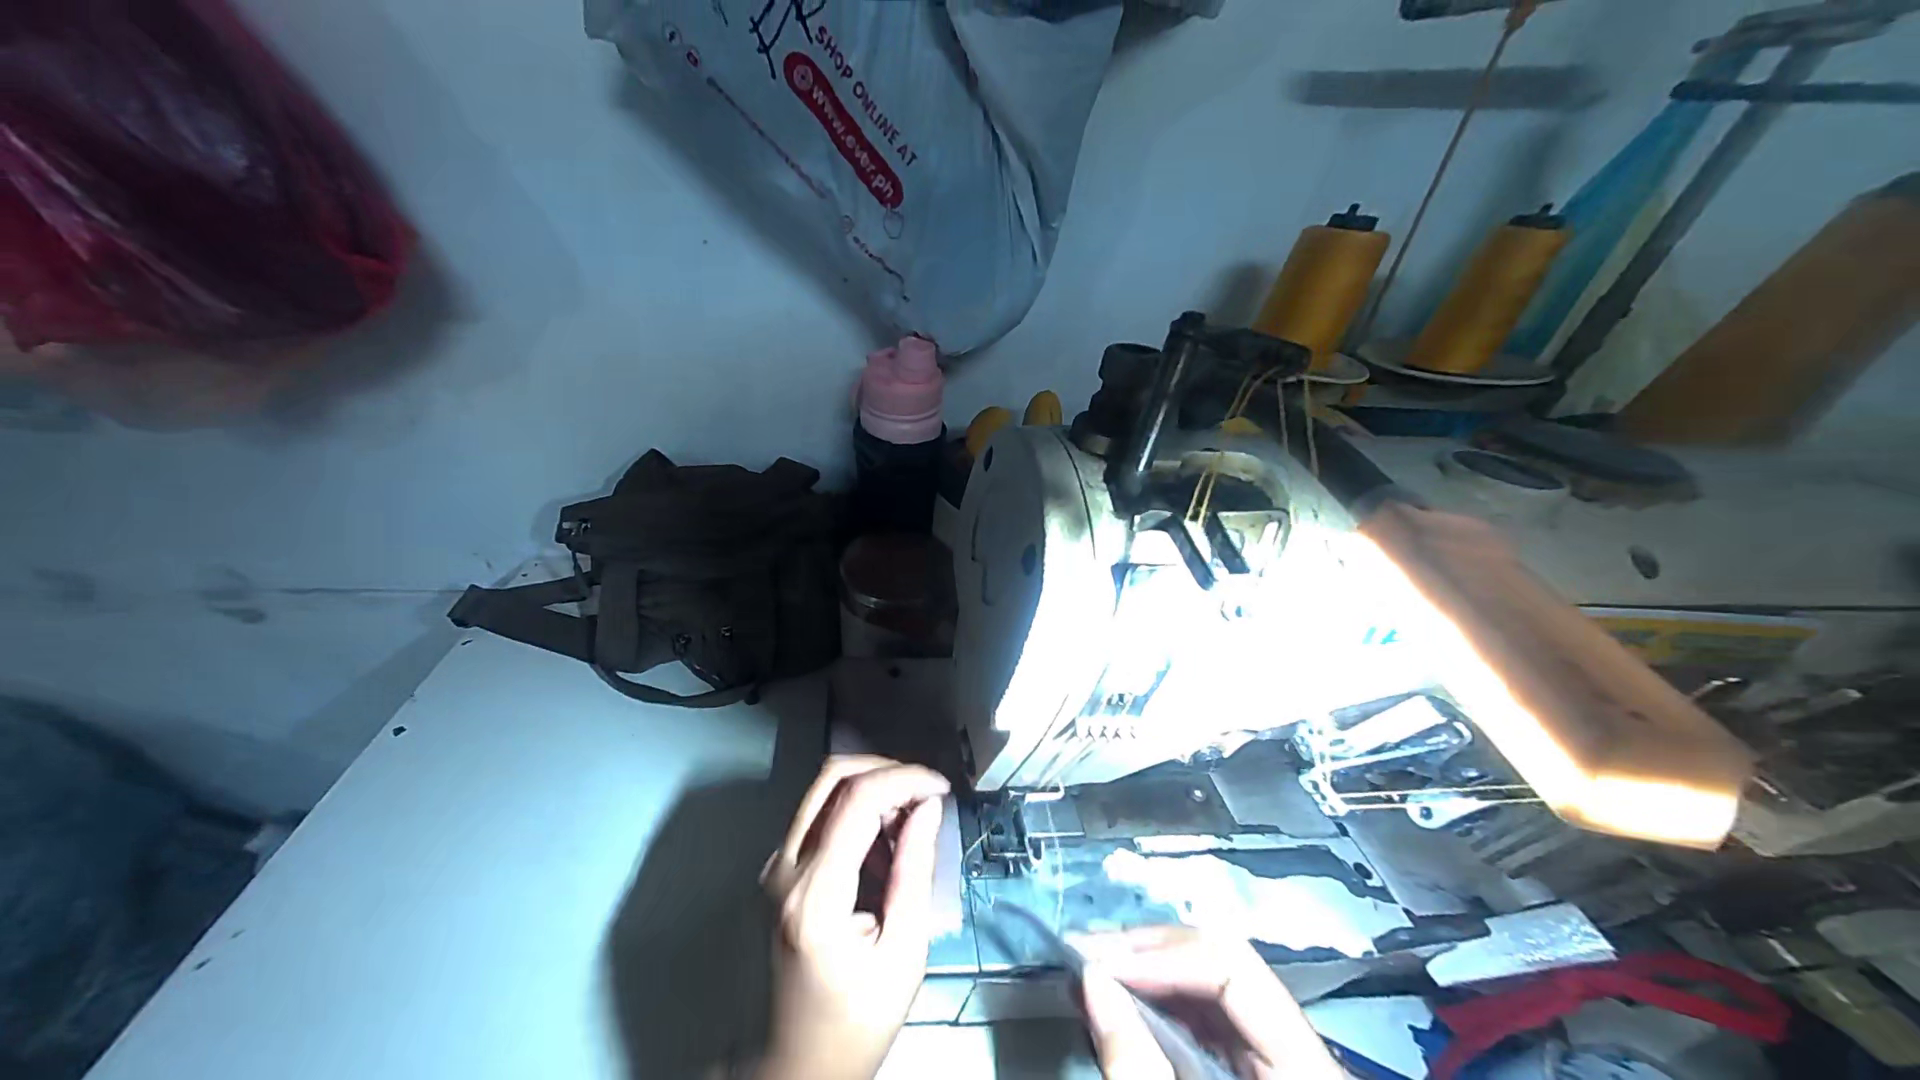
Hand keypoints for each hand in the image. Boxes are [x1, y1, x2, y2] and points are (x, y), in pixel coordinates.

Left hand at [756, 756, 949, 1079]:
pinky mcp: (782, 870)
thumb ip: (914, 870)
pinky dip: (858, 808)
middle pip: (831, 777)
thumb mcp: (903, 952)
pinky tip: (885, 842)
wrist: (801, 1060)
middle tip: (925, 794)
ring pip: (823, 788)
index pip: (856, 800)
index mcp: (816, 896)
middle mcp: (786, 869)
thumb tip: (928, 806)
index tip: (941, 787)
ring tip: (909, 823)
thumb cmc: (858, 1019)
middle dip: (886, 769)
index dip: (905, 778)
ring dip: (872, 787)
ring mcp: (777, 867)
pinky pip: (820, 813)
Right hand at [1076, 926, 1347, 1079]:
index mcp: (1307, 1072)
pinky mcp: (1249, 1072)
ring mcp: (1277, 1061)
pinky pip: (1204, 1015)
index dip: (1163, 956)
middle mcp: (1301, 1053)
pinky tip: (1120, 993)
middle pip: (1223, 964)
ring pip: (1211, 982)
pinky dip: (1157, 997)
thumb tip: (1092, 977)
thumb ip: (1134, 1062)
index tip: (1098, 964)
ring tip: (1093, 965)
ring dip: (1147, 967)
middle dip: (1147, 952)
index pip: (1234, 970)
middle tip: (1086, 953)